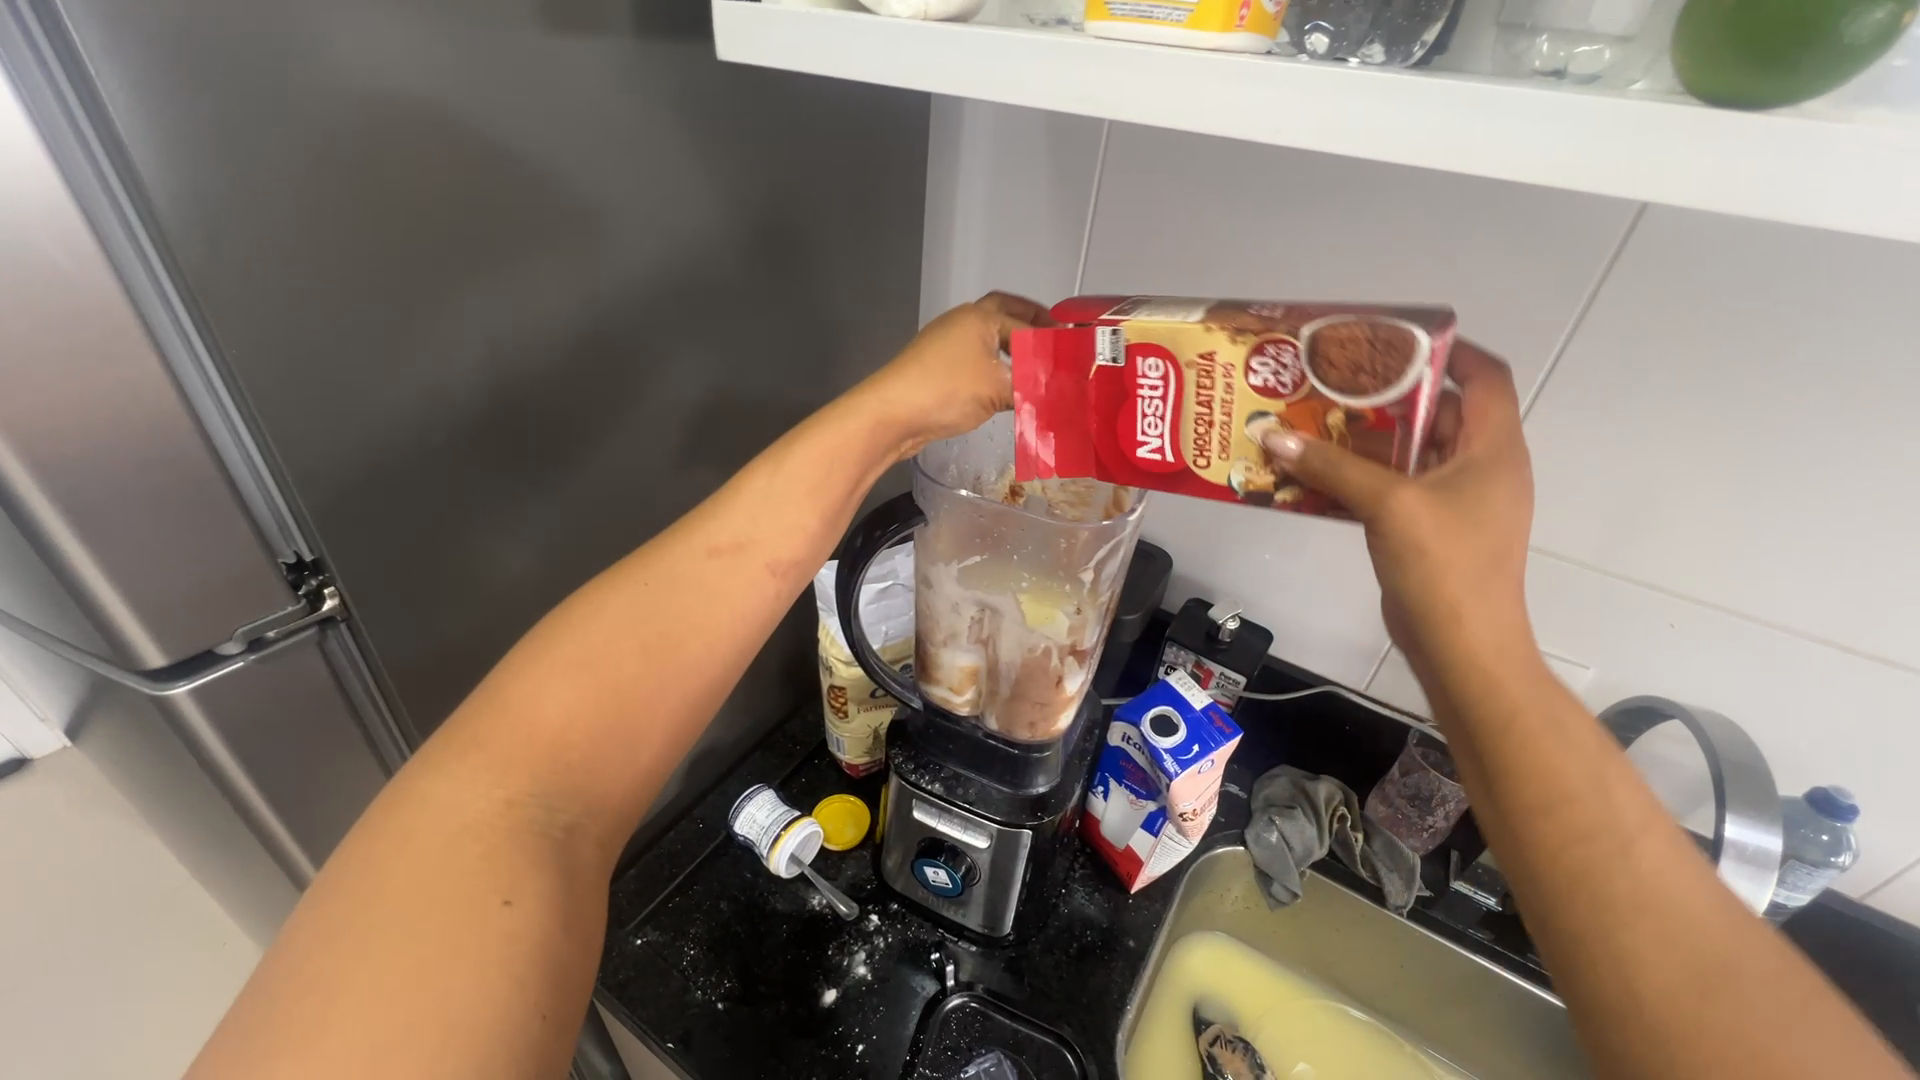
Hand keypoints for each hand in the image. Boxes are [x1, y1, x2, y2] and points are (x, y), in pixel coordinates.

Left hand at [852, 292, 1050, 460]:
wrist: (891, 414)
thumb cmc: (947, 391)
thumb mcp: (998, 389)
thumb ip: (1030, 387)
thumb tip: (1055, 392)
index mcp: (980, 317)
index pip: (1026, 322)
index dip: (1051, 335)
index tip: (1073, 349)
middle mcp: (963, 322)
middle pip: (1003, 315)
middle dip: (1029, 324)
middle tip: (1053, 340)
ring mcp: (946, 344)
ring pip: (986, 340)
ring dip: (1009, 349)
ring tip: (1035, 369)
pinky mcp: (936, 368)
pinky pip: (974, 362)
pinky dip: (993, 369)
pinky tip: (1005, 389)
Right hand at [1260, 340, 1534, 668]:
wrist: (1460, 644)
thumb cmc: (1443, 564)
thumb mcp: (1388, 504)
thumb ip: (1331, 466)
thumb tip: (1272, 436)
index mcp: (1493, 448)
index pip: (1485, 377)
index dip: (1447, 352)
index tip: (1393, 340)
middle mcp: (1480, 467)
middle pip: (1437, 414)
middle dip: (1386, 398)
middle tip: (1333, 383)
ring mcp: (1456, 502)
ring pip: (1409, 454)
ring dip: (1364, 441)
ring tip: (1313, 424)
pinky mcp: (1429, 530)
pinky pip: (1393, 489)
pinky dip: (1360, 479)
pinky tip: (1315, 477)